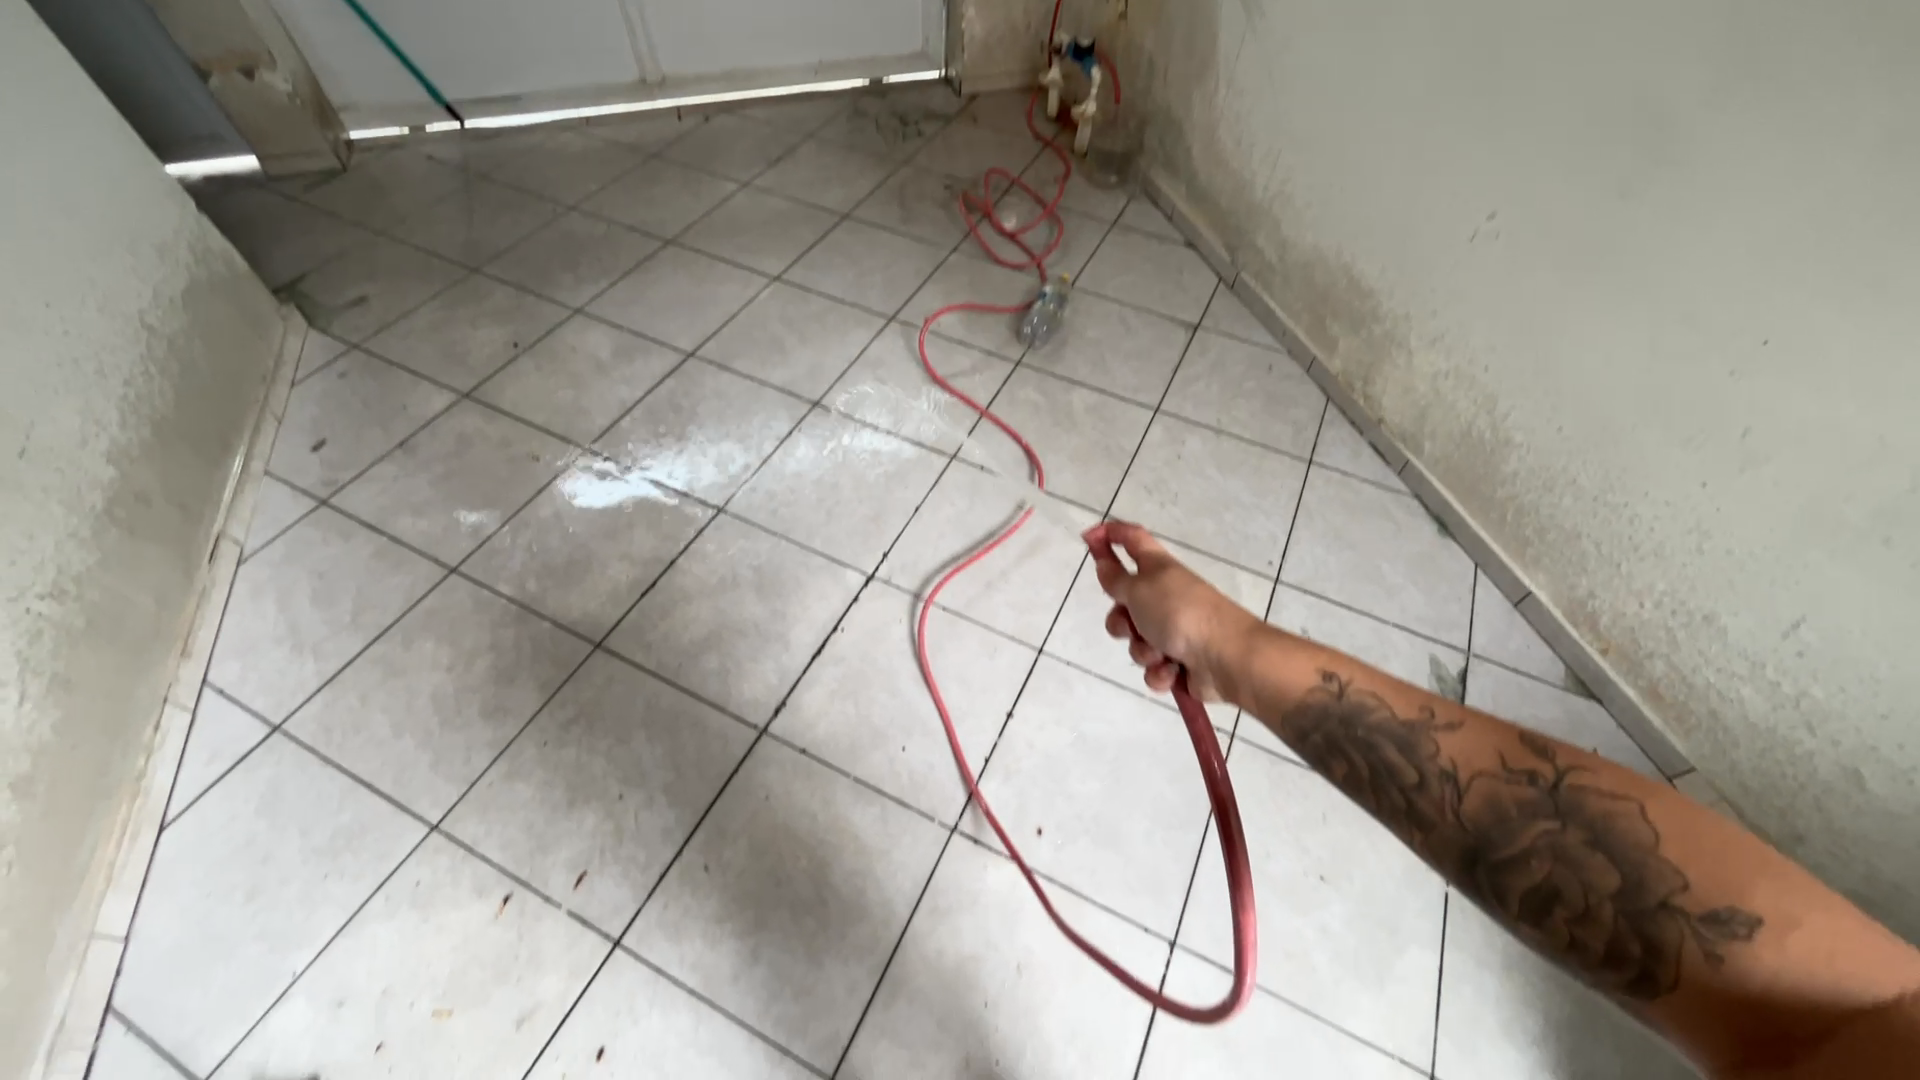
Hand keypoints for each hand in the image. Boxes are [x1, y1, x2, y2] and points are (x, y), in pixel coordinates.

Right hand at [1083, 522, 1259, 702]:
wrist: (1225, 657)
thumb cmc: (1179, 613)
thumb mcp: (1139, 589)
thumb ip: (1116, 579)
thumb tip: (1103, 563)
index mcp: (1157, 569)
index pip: (1132, 540)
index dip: (1111, 534)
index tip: (1088, 537)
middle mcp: (1165, 597)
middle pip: (1125, 603)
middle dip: (1120, 620)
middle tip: (1130, 624)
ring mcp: (1174, 630)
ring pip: (1136, 641)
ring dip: (1143, 651)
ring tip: (1161, 653)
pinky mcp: (1180, 662)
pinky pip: (1154, 668)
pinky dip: (1160, 672)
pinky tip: (1173, 671)